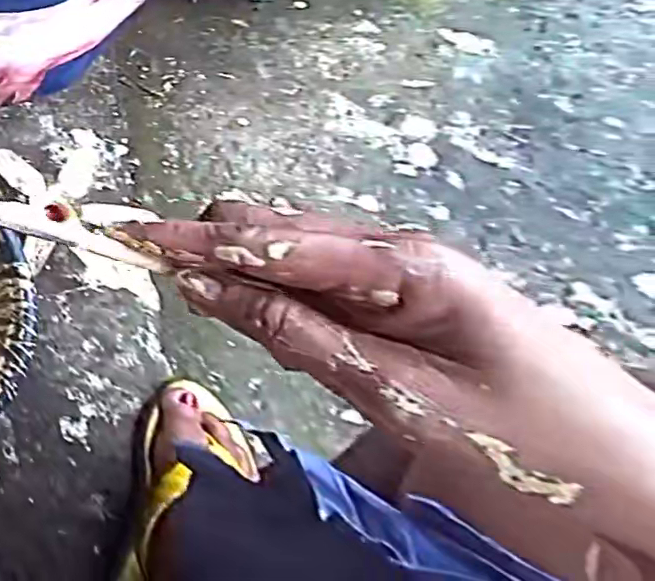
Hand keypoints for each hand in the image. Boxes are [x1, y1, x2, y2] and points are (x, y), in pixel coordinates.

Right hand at [124, 202, 654, 558]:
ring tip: (191, 288)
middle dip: (204, 242)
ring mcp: (391, 273)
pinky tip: (247, 307)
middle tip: (152, 266)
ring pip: (278, 248)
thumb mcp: (406, 398)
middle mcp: (393, 253)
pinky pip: (302, 278)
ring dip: (228, 264)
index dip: (194, 239)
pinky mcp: (388, 299)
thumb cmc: (547, 454)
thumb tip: (199, 285)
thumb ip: (293, 333)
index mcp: (406, 265)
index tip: (132, 235)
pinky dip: (259, 286)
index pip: (272, 240)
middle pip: (268, 227)